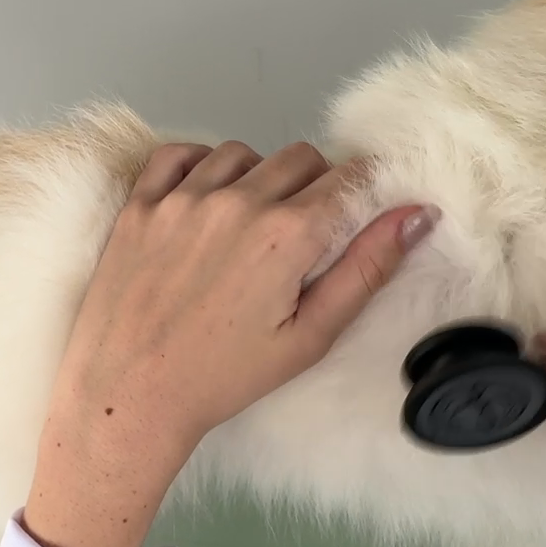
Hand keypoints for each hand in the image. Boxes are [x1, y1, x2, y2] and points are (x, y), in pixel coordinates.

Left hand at [23, 141, 432, 546]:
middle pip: (297, 158)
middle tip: (298, 232)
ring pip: (240, 153)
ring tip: (247, 221)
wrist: (129, 393)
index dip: (357, 191)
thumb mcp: (309, 337)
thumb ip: (365, 270)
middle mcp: (235, 201)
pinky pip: (177, 155)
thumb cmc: (221, 378)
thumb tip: (416, 214)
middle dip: (312, 185)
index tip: (349, 212)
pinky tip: (203, 195)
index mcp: (286, 234)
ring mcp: (180, 199)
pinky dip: (198, 163)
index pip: (346, 178)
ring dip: (256, 175)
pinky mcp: (138, 206)